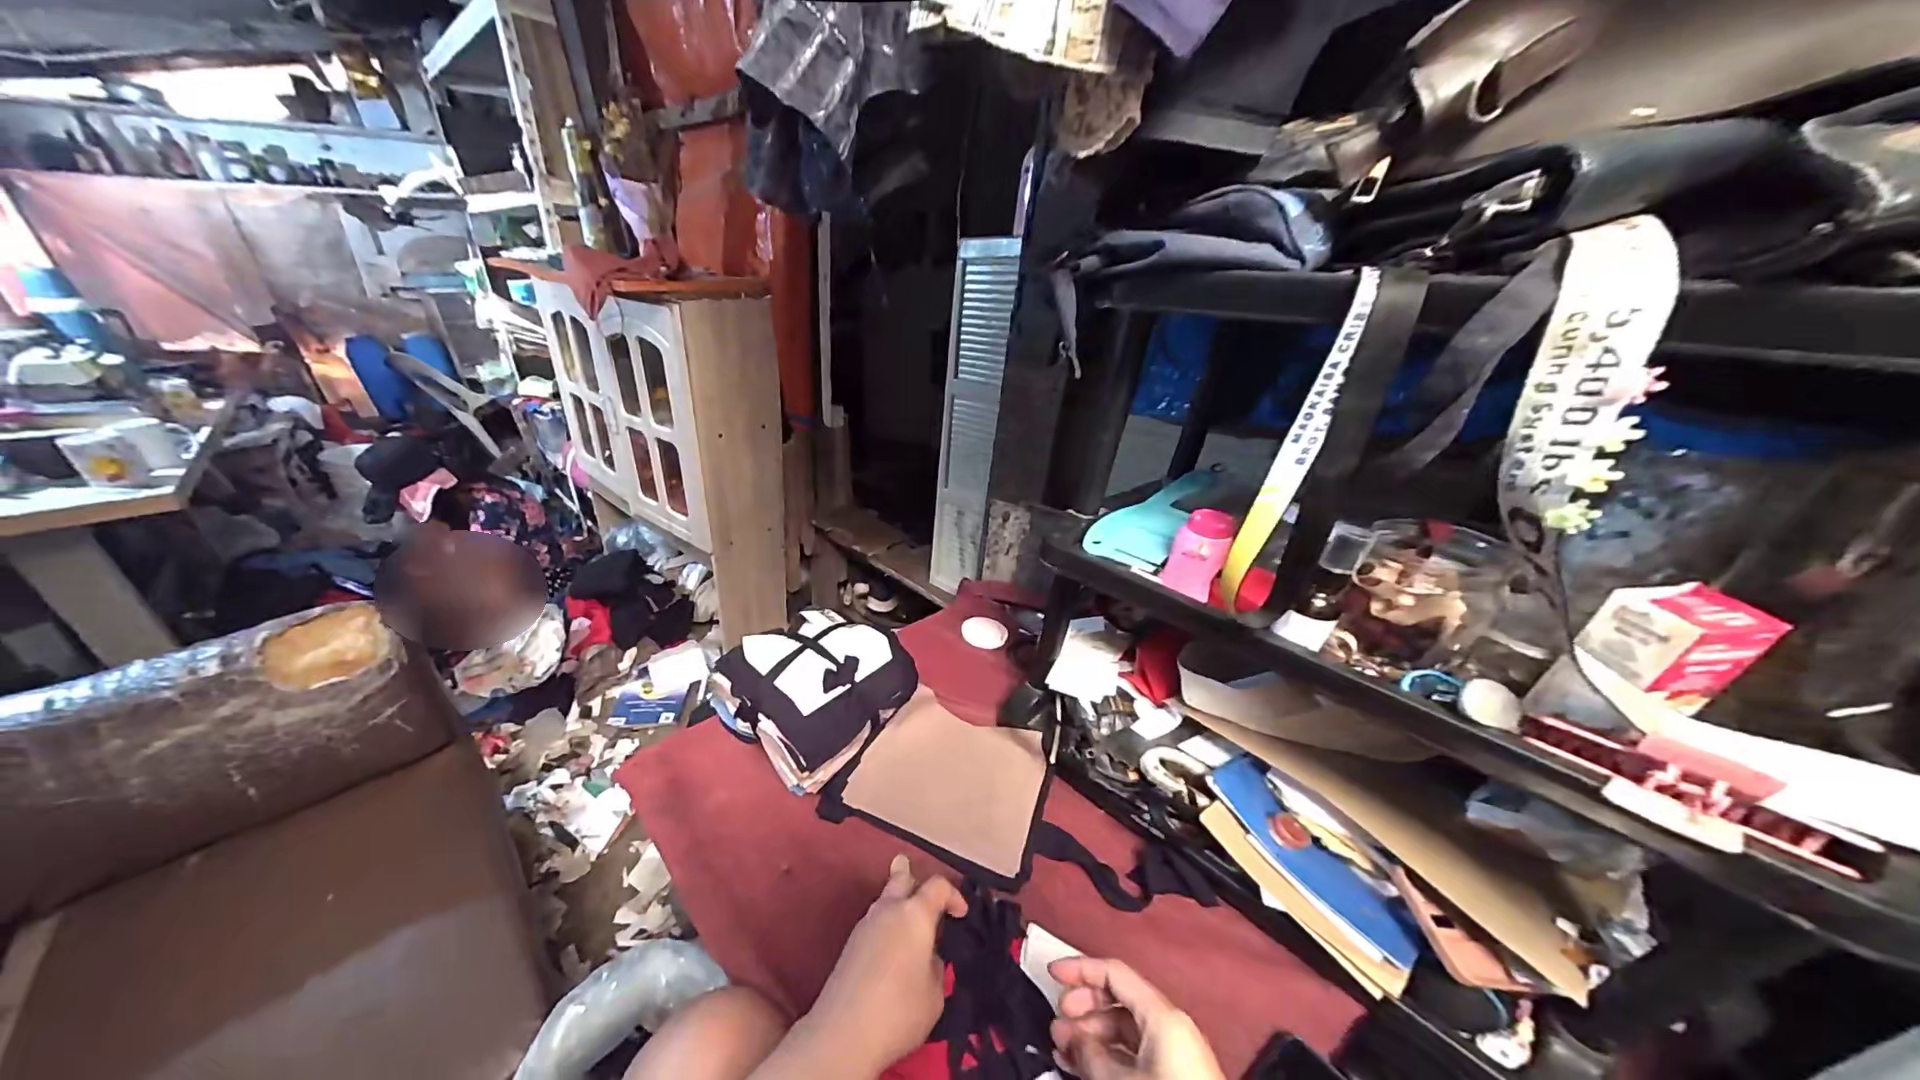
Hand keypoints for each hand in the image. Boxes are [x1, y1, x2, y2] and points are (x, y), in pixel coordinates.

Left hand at [806, 855, 966, 1074]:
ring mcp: (864, 925)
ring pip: (884, 900)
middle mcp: (888, 910)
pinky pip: (874, 922)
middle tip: (924, 891)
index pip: (938, 886)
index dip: (953, 895)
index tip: (961, 915)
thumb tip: (925, 956)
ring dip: (898, 904)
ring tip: (909, 923)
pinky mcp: (849, 946)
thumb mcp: (935, 994)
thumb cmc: (899, 1010)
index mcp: (915, 914)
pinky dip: (886, 925)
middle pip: (900, 878)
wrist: (842, 1033)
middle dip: (914, 878)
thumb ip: (935, 965)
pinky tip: (891, 947)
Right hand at [1048, 957, 1225, 1079]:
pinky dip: (1109, 1054)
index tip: (1053, 974)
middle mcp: (1170, 1025)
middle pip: (1119, 998)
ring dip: (1092, 1034)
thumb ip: (1090, 1054)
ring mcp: (1174, 1051)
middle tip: (1059, 1022)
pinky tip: (1086, 1067)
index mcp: (1162, 1015)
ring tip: (1064, 1050)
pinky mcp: (1174, 1075)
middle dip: (1084, 1006)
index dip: (1081, 969)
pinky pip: (1135, 1051)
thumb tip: (1068, 1036)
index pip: (1115, 973)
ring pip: (1125, 1027)